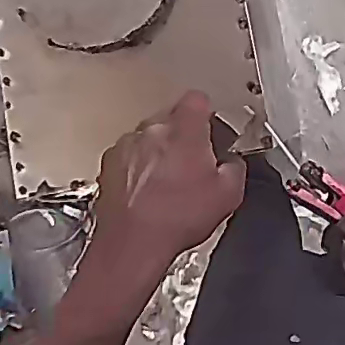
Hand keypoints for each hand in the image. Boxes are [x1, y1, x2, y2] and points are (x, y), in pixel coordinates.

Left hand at [81, 91, 246, 300]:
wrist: (133, 245)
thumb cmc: (175, 218)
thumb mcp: (228, 194)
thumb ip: (235, 166)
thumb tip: (232, 163)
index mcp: (185, 129)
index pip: (197, 99)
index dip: (207, 113)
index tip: (211, 128)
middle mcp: (153, 130)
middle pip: (172, 118)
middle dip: (184, 137)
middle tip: (194, 165)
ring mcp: (127, 145)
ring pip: (150, 138)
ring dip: (159, 153)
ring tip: (169, 184)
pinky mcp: (109, 163)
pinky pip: (129, 155)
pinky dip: (138, 167)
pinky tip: (148, 192)